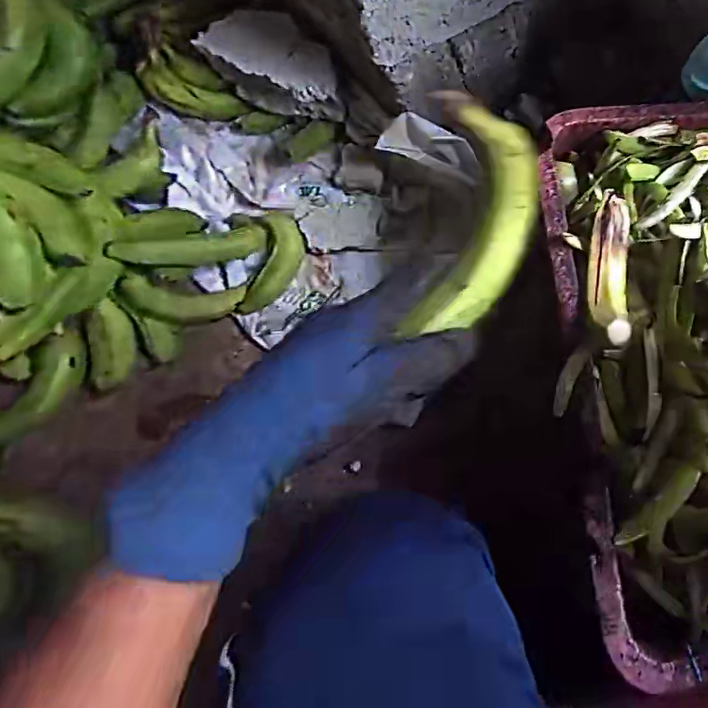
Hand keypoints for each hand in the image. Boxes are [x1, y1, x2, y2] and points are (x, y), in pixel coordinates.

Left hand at [106, 280, 475, 581]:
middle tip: (443, 352)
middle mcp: (338, 317)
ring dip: (398, 353)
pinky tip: (372, 402)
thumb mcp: (382, 385)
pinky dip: (376, 368)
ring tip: (407, 394)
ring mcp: (316, 340)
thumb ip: (428, 359)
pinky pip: (355, 354)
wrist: (235, 447)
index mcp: (362, 316)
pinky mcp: (301, 363)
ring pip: (375, 335)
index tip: (462, 260)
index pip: (410, 281)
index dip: (439, 270)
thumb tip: (472, 336)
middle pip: (395, 310)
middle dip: (423, 325)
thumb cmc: (317, 410)